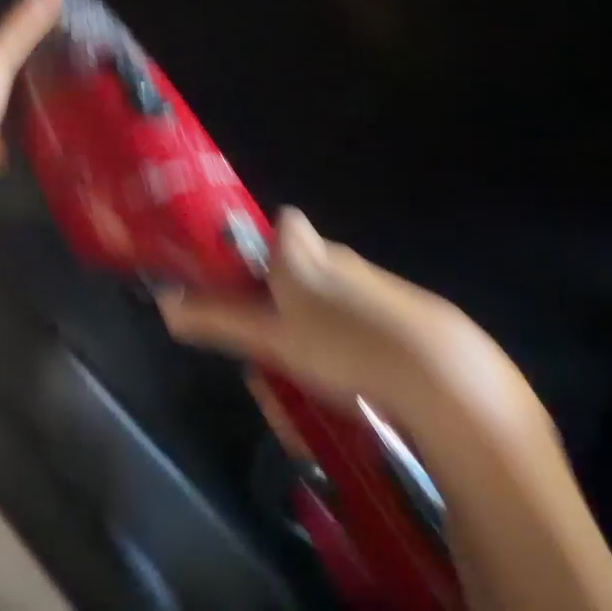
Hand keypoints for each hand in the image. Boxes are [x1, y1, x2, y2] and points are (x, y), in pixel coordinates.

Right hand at [155, 208, 532, 427]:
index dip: (261, 244)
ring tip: (310, 379)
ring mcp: (383, 289)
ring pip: (334, 302)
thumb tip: (165, 304)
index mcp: (304, 251)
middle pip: (302, 267)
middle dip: (280, 301)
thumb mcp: (268, 337)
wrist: (446, 380)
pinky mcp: (417, 322)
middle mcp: (343, 258)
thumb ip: (216, 319)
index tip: (244, 278)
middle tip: (267, 343)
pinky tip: (356, 386)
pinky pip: (369, 327)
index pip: (282, 224)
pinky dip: (355, 349)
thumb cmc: (341, 344)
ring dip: (314, 332)